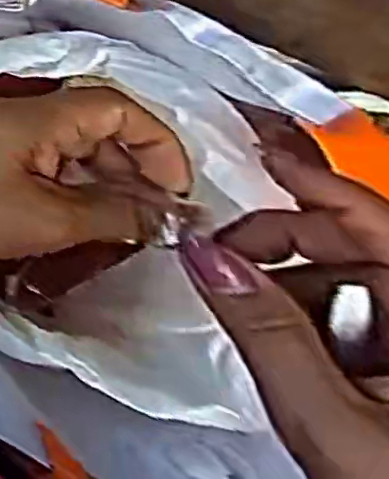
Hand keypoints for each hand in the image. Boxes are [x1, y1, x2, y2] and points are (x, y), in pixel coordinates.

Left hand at [0, 86, 191, 258]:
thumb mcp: (49, 219)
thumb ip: (117, 213)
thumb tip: (165, 212)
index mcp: (29, 115)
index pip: (115, 105)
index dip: (158, 145)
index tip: (172, 195)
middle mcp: (2, 109)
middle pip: (87, 121)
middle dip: (126, 166)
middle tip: (141, 217)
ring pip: (55, 138)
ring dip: (90, 175)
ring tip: (103, 223)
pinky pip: (22, 149)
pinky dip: (52, 176)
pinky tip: (56, 212)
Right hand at [183, 152, 388, 478]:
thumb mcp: (325, 413)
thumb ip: (263, 327)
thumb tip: (200, 250)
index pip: (384, 229)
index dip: (323, 188)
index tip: (263, 158)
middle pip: (365, 252)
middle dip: (284, 244)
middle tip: (220, 253)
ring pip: (359, 287)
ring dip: (295, 288)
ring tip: (261, 321)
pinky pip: (364, 319)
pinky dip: (317, 317)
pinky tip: (297, 348)